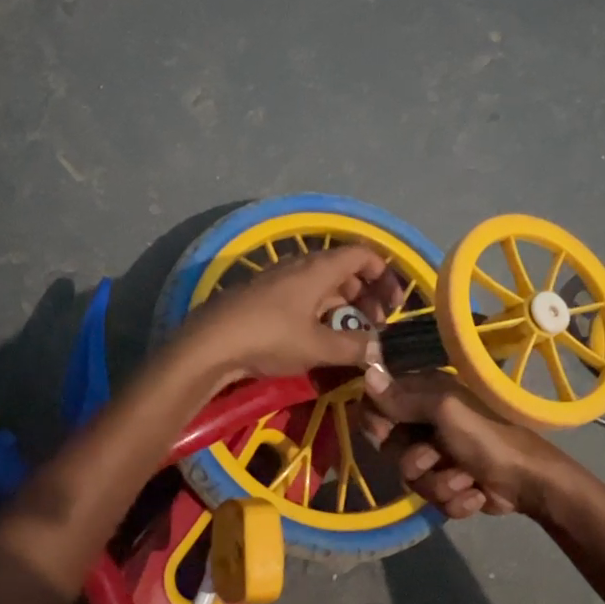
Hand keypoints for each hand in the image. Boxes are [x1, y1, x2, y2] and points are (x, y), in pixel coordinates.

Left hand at [178, 245, 399, 382]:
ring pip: (322, 284)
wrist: (209, 343)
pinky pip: (302, 294)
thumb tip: (377, 349)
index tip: (395, 304)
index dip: (385, 274)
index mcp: (319, 268)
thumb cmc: (270, 337)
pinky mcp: (261, 295)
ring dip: (342, 305)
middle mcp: (300, 265)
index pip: (362, 254)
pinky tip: (317, 336)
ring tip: (350, 335)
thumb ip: (354, 347)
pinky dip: (319, 310)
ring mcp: (278, 279)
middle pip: (343, 269)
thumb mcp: (318, 347)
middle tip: (376, 325)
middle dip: (366, 295)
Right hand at [358, 368, 569, 518]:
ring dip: (440, 484)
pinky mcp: (449, 484)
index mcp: (427, 394)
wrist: (532, 484)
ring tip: (466, 479)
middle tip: (436, 457)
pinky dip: (455, 500)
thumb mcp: (445, 411)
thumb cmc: (489, 438)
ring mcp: (439, 455)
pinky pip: (431, 498)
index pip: (379, 401)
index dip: (378, 420)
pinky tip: (476, 494)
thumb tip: (366, 372)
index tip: (387, 432)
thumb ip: (404, 397)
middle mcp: (428, 421)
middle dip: (416, 461)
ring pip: (411, 477)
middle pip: (391, 447)